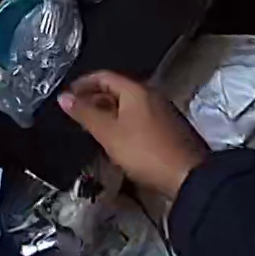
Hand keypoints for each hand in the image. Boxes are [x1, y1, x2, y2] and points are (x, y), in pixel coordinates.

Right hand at [60, 70, 209, 196]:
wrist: (190, 179)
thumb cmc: (144, 151)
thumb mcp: (108, 133)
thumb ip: (84, 113)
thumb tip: (63, 97)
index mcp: (135, 90)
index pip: (103, 76)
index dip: (82, 84)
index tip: (67, 97)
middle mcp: (151, 95)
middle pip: (116, 89)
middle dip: (94, 98)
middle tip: (77, 113)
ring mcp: (163, 112)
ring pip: (128, 104)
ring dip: (108, 111)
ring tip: (93, 127)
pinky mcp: (169, 129)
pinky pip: (139, 117)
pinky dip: (123, 122)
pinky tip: (116, 139)